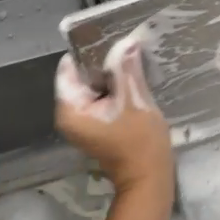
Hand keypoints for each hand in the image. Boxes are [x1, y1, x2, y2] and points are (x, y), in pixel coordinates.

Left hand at [55, 44, 172, 192]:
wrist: (150, 180)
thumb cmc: (140, 143)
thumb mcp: (135, 100)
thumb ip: (126, 69)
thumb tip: (126, 42)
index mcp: (70, 109)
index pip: (69, 68)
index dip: (89, 51)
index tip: (111, 39)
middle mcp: (70, 115)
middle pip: (81, 76)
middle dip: (103, 62)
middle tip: (127, 47)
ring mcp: (83, 122)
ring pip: (94, 86)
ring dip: (112, 75)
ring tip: (133, 61)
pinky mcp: (97, 125)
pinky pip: (102, 97)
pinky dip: (115, 89)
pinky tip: (133, 81)